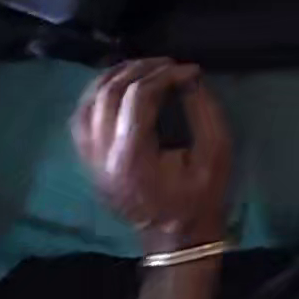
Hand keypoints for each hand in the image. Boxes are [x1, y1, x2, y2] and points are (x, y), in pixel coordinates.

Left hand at [72, 59, 231, 251]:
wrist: (175, 234)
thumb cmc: (200, 193)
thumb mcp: (216, 149)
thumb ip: (203, 109)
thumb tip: (189, 77)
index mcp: (133, 159)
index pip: (138, 97)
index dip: (166, 74)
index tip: (192, 70)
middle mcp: (103, 159)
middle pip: (109, 94)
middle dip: (142, 69)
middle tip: (170, 64)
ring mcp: (91, 161)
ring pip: (88, 102)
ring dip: (117, 76)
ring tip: (147, 67)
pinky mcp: (89, 161)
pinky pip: (81, 117)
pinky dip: (99, 92)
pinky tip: (122, 83)